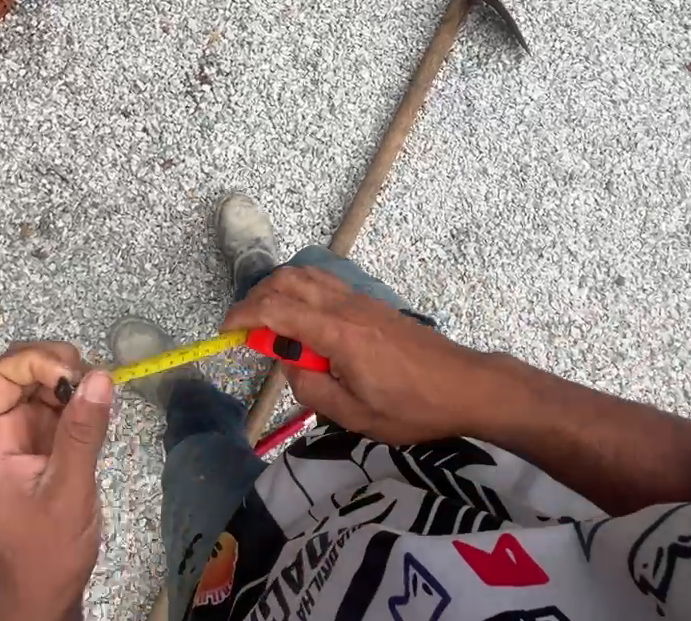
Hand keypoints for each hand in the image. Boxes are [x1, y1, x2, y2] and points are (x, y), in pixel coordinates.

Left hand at [0, 342, 114, 620]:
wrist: (43, 599)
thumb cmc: (46, 552)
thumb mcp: (67, 491)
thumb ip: (82, 432)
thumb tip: (100, 375)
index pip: (0, 374)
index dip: (34, 361)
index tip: (72, 375)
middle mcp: (2, 433)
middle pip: (19, 372)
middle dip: (54, 365)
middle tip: (91, 380)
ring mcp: (22, 439)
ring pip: (40, 386)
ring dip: (70, 381)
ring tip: (99, 397)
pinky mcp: (43, 449)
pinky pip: (56, 409)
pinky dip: (78, 402)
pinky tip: (97, 414)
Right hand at [223, 266, 494, 444]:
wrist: (464, 385)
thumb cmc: (413, 408)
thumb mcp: (356, 416)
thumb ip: (312, 389)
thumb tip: (288, 366)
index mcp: (338, 334)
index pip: (277, 311)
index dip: (244, 316)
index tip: (225, 331)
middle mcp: (344, 306)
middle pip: (286, 281)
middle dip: (255, 298)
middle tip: (243, 328)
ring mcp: (358, 298)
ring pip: (304, 274)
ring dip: (276, 289)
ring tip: (265, 320)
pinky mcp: (368, 300)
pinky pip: (322, 280)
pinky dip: (298, 288)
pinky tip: (297, 314)